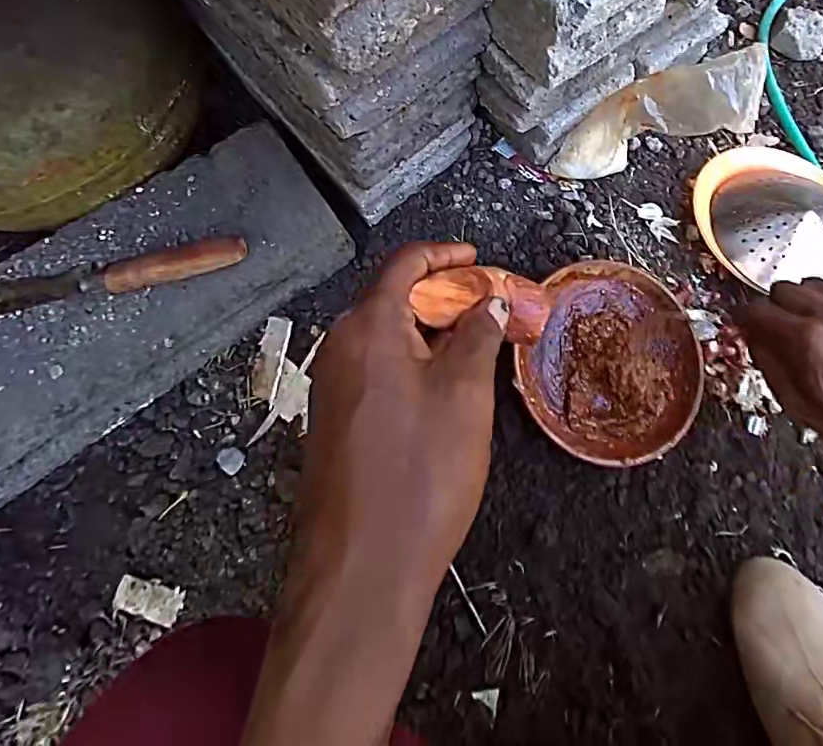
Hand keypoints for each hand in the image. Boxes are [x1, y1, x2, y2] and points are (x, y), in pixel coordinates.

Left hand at [292, 242, 508, 598]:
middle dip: (444, 295)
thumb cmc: (418, 476)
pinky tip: (443, 382)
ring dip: (430, 329)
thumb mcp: (464, 393)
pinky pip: (376, 365)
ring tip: (474, 344)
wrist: (362, 567)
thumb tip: (489, 301)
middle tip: (489, 307)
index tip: (475, 259)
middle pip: (394, 296)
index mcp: (367, 327)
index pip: (405, 264)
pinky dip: (412, 359)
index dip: (445, 255)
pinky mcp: (336, 415)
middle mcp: (340, 346)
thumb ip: (478, 334)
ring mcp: (332, 382)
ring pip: (387, 333)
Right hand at [732, 280, 822, 484]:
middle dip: (773, 306)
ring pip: (814, 283)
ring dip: (802, 300)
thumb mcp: (802, 408)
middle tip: (775, 326)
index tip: (744, 322)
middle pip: (783, 288)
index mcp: (808, 340)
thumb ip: (770, 367)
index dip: (744, 317)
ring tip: (805, 323)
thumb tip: (754, 341)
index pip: (758, 310)